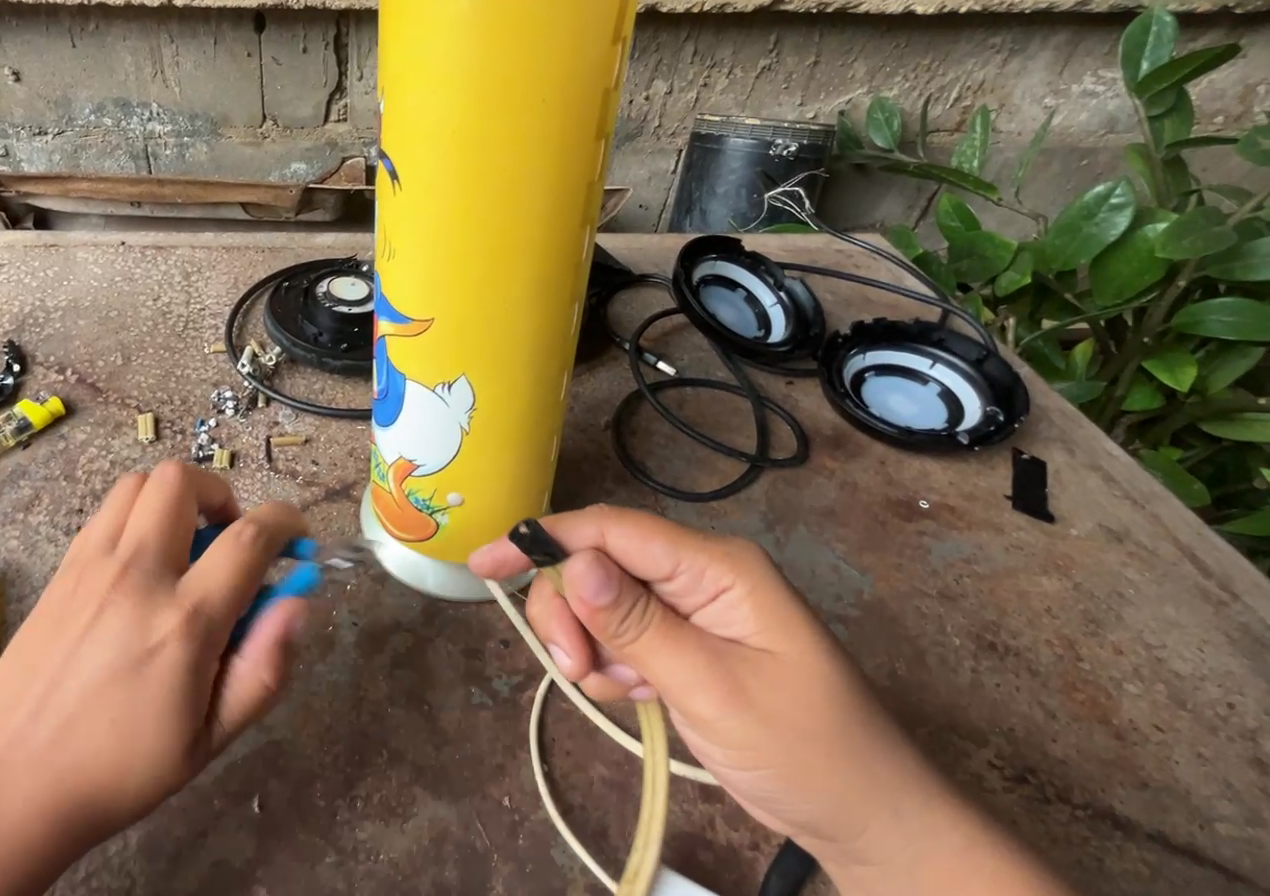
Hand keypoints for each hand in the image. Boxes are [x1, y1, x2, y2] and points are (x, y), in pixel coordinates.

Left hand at [0, 462, 310, 895]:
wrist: (11, 784)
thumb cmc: (121, 770)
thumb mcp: (211, 739)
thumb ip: (264, 668)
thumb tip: (298, 603)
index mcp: (184, 622)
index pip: (249, 538)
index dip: (286, 523)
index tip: (296, 536)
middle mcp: (137, 576)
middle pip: (183, 481)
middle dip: (222, 494)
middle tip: (228, 538)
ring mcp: (91, 566)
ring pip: (139, 482)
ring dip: (175, 498)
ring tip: (184, 544)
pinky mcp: (61, 570)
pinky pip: (106, 512)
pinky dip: (137, 515)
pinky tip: (140, 565)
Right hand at [468, 506, 1069, 894]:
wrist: (862, 817)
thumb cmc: (803, 749)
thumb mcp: (712, 687)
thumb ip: (637, 622)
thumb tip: (574, 562)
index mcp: (715, 566)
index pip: (612, 531)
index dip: (544, 538)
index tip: (485, 564)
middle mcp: (697, 574)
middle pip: (597, 565)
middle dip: (570, 611)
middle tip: (572, 668)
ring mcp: (689, 608)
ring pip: (599, 602)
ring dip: (589, 644)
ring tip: (617, 691)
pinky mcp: (682, 641)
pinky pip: (618, 635)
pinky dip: (610, 664)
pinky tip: (638, 695)